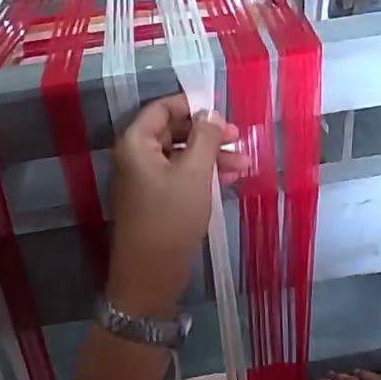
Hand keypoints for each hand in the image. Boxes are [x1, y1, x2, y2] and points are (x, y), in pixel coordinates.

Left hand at [107, 94, 246, 316]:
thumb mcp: (194, 173)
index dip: (192, 105)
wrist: (150, 273)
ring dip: (211, 156)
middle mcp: (136, 157)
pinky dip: (203, 175)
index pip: (162, 108)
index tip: (222, 111)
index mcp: (136, 143)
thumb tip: (210, 113)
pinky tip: (231, 178)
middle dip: (207, 134)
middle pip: (172, 131)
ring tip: (245, 163)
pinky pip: (180, 177)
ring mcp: (145, 180)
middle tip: (239, 138)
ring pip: (180, 156)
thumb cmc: (171, 218)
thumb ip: (204, 138)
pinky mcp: (156, 201)